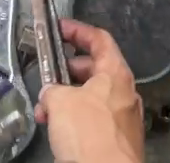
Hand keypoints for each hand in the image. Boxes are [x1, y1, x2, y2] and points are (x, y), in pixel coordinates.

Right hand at [35, 19, 144, 162]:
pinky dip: (75, 120)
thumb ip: (52, 88)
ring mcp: (123, 118)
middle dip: (65, 72)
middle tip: (46, 79)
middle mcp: (124, 92)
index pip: (99, 38)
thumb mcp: (60, 101)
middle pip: (93, 69)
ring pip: (91, 98)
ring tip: (45, 112)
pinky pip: (94, 120)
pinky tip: (57, 130)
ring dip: (66, 100)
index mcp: (116, 72)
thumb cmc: (87, 132)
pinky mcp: (118, 141)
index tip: (59, 28)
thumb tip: (51, 94)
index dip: (77, 30)